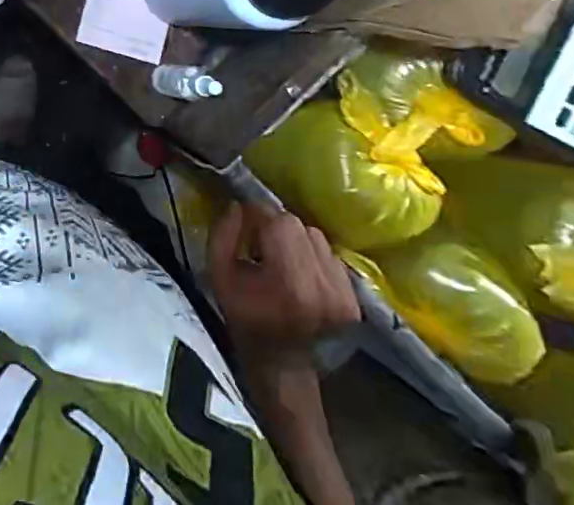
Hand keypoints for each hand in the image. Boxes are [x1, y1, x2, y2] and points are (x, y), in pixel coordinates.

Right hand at [209, 203, 359, 364]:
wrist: (282, 367)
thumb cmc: (244, 320)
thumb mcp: (220, 276)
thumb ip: (223, 235)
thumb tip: (238, 206)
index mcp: (290, 283)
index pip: (279, 222)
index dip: (258, 216)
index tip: (244, 223)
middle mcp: (324, 285)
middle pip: (298, 226)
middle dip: (275, 227)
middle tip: (259, 243)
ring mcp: (344, 293)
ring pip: (316, 237)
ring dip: (295, 240)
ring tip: (280, 259)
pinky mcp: (354, 299)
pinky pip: (330, 255)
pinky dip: (312, 256)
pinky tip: (299, 274)